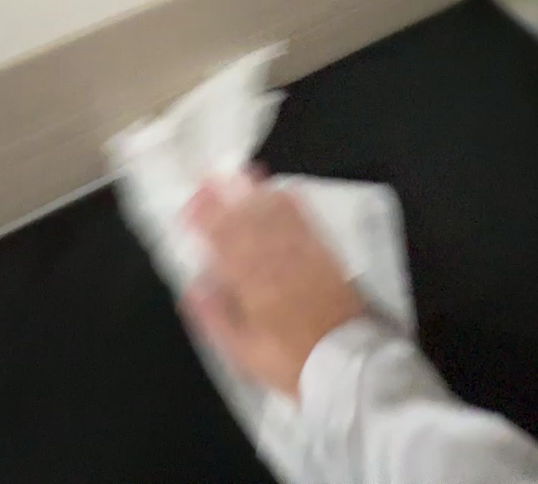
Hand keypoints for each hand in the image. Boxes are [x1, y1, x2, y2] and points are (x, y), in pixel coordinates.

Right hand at [181, 169, 365, 398]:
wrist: (346, 363)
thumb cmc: (290, 360)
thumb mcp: (244, 352)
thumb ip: (215, 317)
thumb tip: (192, 287)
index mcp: (252, 285)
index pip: (223, 243)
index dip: (205, 220)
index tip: (190, 205)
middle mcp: (275, 261)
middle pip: (246, 221)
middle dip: (224, 197)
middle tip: (207, 178)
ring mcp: (302, 253)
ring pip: (273, 214)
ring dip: (253, 191)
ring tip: (238, 173)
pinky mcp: (324, 252)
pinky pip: (304, 219)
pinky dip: (291, 202)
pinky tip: (282, 189)